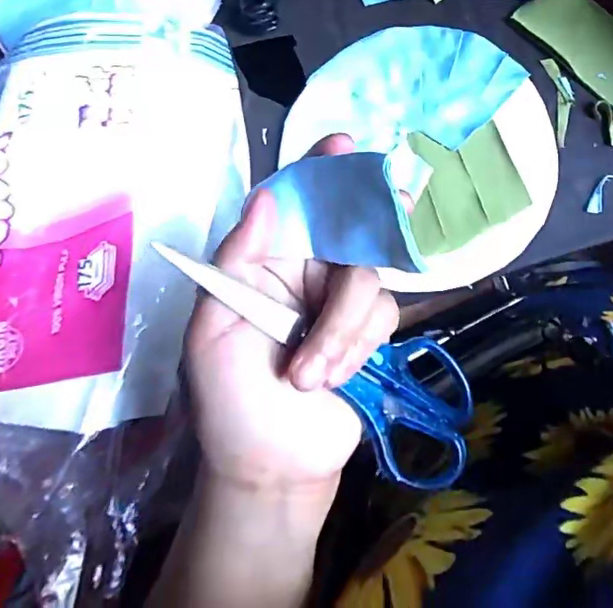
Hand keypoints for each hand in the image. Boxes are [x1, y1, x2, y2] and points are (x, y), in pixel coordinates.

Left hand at [185, 135, 399, 492]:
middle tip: (398, 197)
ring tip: (309, 375)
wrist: (271, 468)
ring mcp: (341, 299)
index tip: (342, 143)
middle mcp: (309, 270)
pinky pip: (382, 312)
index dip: (319, 170)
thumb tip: (265, 197)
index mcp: (267, 261)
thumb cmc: (228, 401)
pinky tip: (333, 377)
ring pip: (368, 279)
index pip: (295, 203)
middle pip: (347, 231)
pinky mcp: (370, 328)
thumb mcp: (214, 332)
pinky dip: (357, 345)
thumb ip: (237, 263)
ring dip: (340, 330)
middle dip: (361, 234)